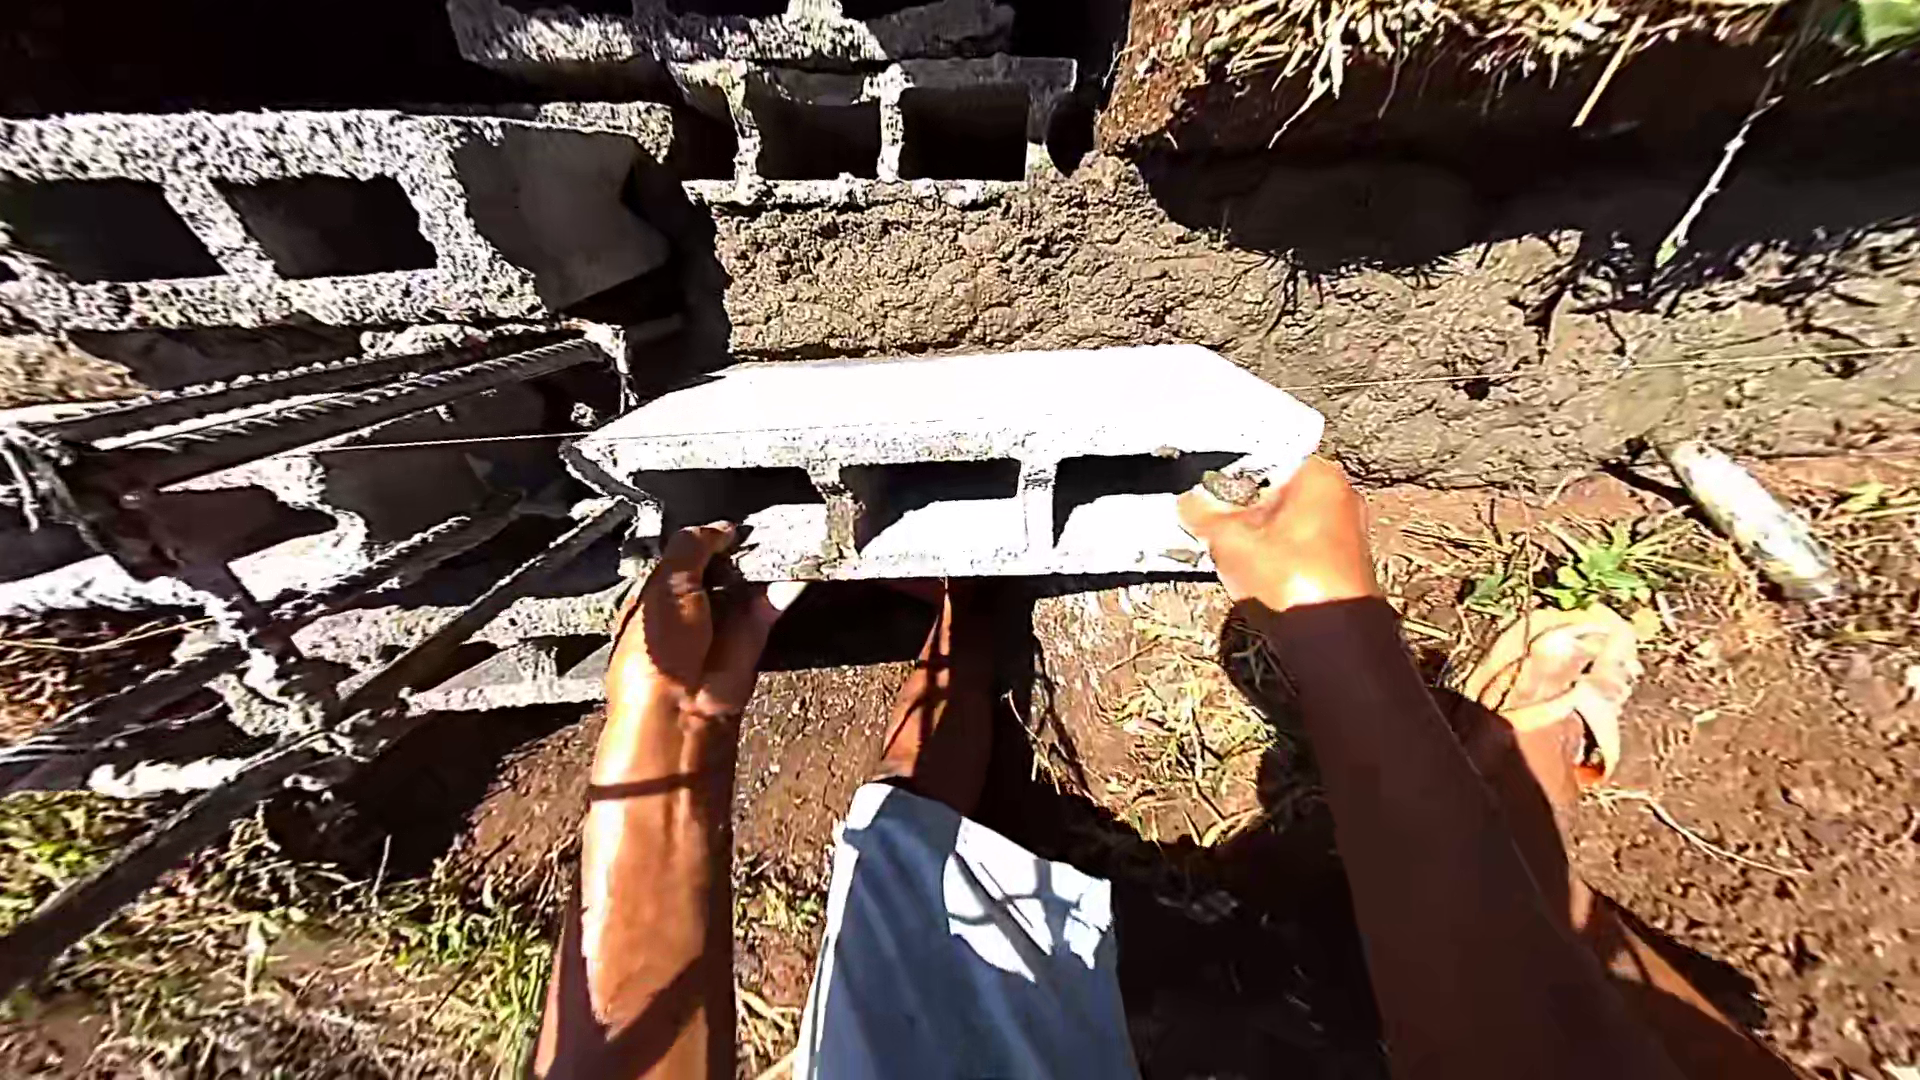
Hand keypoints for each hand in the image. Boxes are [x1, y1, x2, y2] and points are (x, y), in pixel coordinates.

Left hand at [606, 522, 804, 724]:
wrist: (684, 705)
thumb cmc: (653, 652)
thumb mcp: (666, 583)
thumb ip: (693, 547)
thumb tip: (721, 528)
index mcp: (657, 593)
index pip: (686, 555)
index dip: (707, 537)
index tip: (728, 526)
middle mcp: (691, 607)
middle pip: (722, 567)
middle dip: (740, 550)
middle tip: (757, 532)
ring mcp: (723, 622)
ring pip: (749, 583)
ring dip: (764, 566)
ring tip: (781, 542)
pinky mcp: (752, 636)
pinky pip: (771, 604)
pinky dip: (783, 588)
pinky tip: (792, 569)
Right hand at [1178, 456, 1379, 613]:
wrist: (1330, 636)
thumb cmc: (1289, 577)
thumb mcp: (1227, 538)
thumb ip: (1200, 512)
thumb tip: (1186, 501)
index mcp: (1319, 475)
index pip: (1261, 457)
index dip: (1224, 474)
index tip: (1202, 489)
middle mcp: (1338, 494)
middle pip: (1270, 489)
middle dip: (1237, 506)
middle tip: (1211, 523)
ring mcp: (1342, 527)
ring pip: (1280, 517)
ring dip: (1251, 530)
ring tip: (1228, 549)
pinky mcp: (1338, 557)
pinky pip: (1293, 540)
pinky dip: (1269, 549)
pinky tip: (1251, 568)